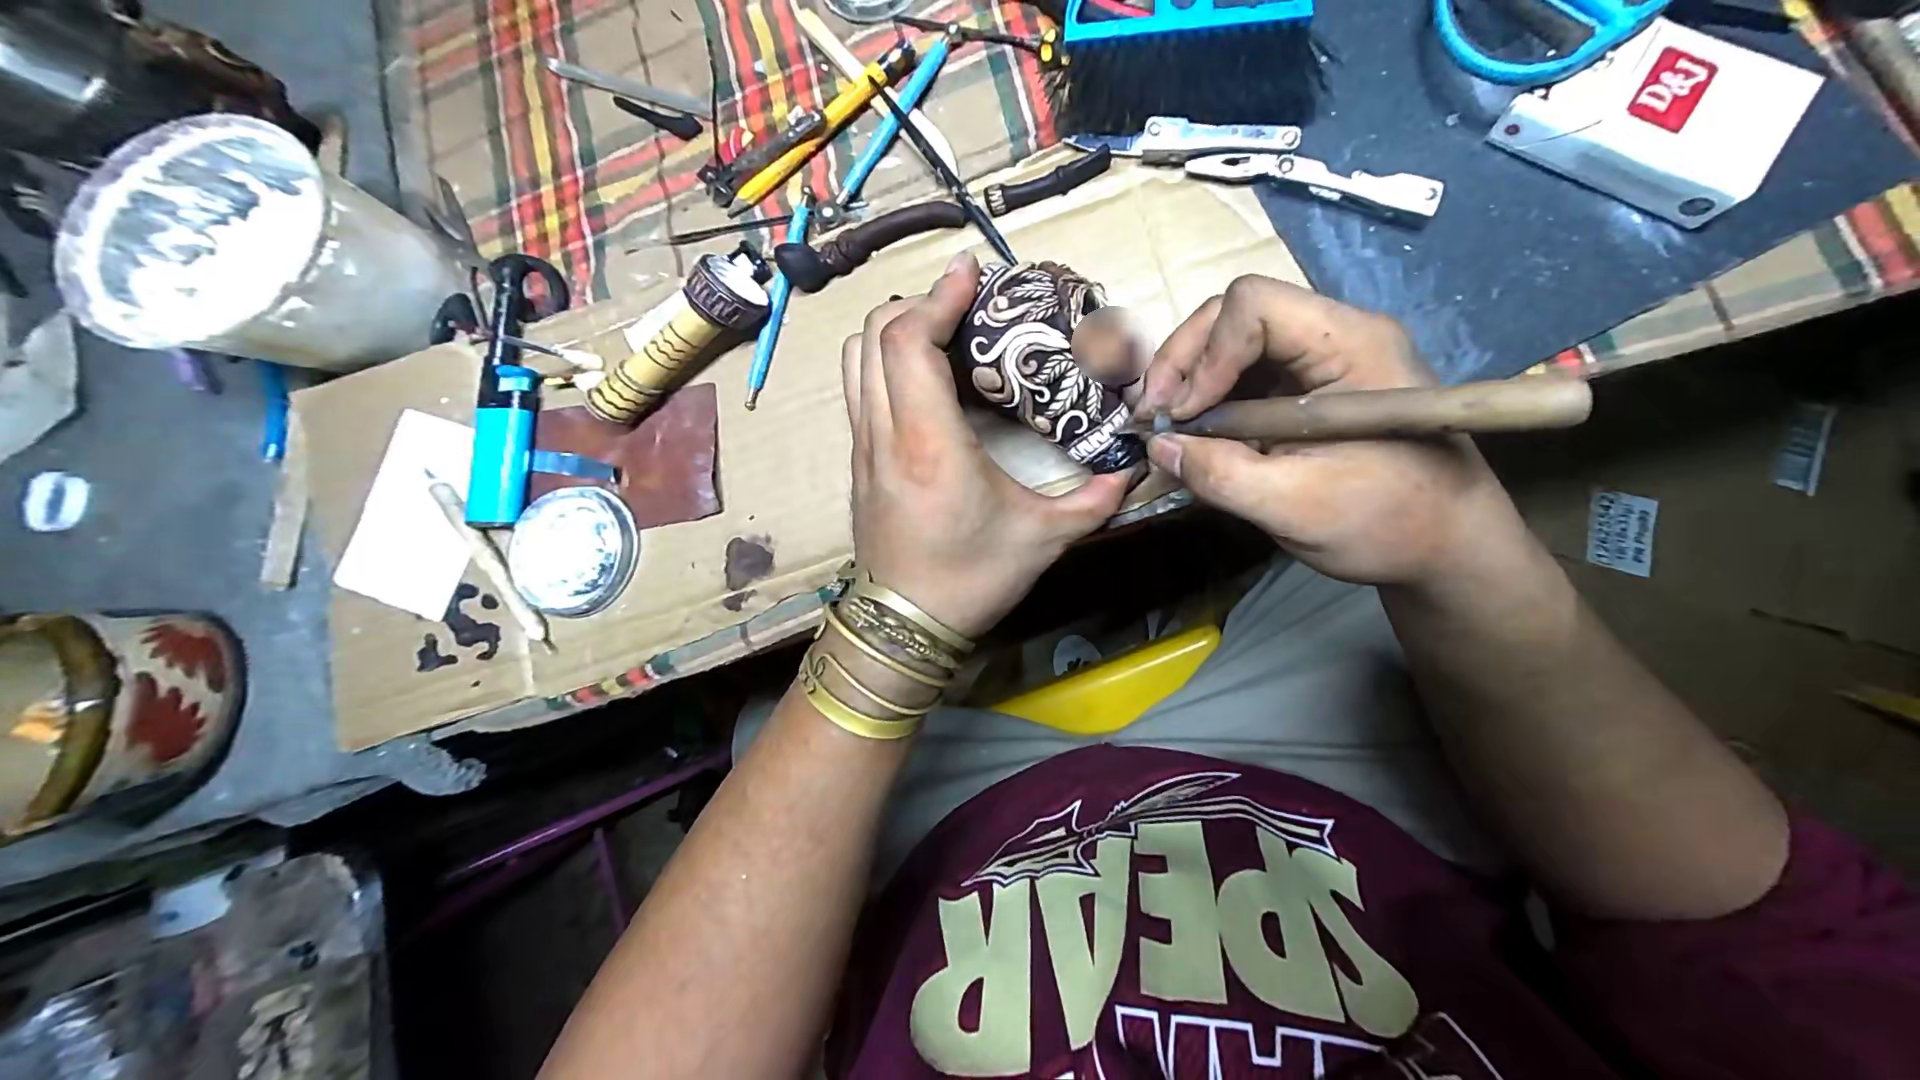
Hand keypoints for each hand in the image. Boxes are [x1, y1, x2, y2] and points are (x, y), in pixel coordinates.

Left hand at [841, 253, 1133, 637]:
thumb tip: (1131, 473)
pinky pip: (858, 387)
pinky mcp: (858, 460)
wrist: (902, 625)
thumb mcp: (1042, 539)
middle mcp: (884, 435)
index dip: (937, 297)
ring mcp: (863, 446)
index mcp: (928, 446)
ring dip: (893, 330)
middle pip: (874, 334)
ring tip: (938, 331)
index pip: (910, 343)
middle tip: (962, 304)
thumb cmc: (969, 580)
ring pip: (856, 357)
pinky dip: (882, 360)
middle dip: (917, 303)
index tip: (970, 274)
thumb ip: (1092, 501)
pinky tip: (921, 376)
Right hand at [1135, 276, 1523, 587]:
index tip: (1183, 415)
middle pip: (1232, 313)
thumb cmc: (1388, 524)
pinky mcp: (1303, 389)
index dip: (1206, 354)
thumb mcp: (1295, 508)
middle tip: (1155, 416)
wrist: (1445, 546)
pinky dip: (1204, 401)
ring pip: (1228, 341)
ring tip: (1167, 428)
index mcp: (1350, 346)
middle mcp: (1333, 336)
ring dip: (1187, 381)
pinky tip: (1191, 435)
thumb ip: (1220, 476)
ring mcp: (1317, 361)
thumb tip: (1158, 447)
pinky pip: (1239, 376)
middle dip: (1182, 362)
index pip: (1254, 305)